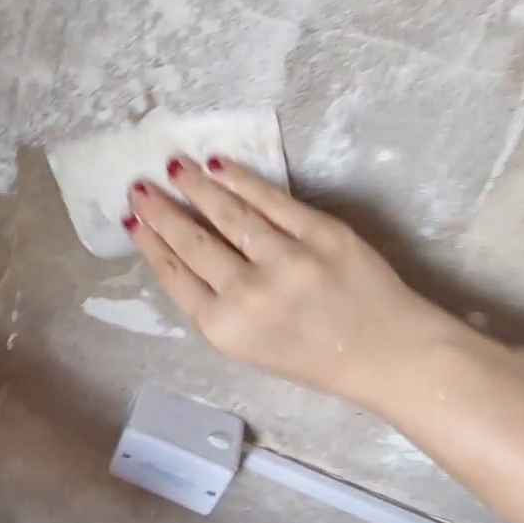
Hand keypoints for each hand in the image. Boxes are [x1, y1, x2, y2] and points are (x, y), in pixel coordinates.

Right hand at [124, 156, 471, 408]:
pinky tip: (219, 166)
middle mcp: (249, 293)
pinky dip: (243, 180)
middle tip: (139, 187)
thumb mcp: (245, 346)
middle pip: (193, 241)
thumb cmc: (312, 356)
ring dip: (195, 187)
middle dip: (161, 211)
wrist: (392, 355)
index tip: (132, 220)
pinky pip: (272, 200)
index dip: (150, 244)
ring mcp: (287, 260)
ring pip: (228, 214)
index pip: (175, 275)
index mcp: (225, 328)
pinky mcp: (323, 234)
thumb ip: (210, 303)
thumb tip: (177, 250)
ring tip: (175, 167)